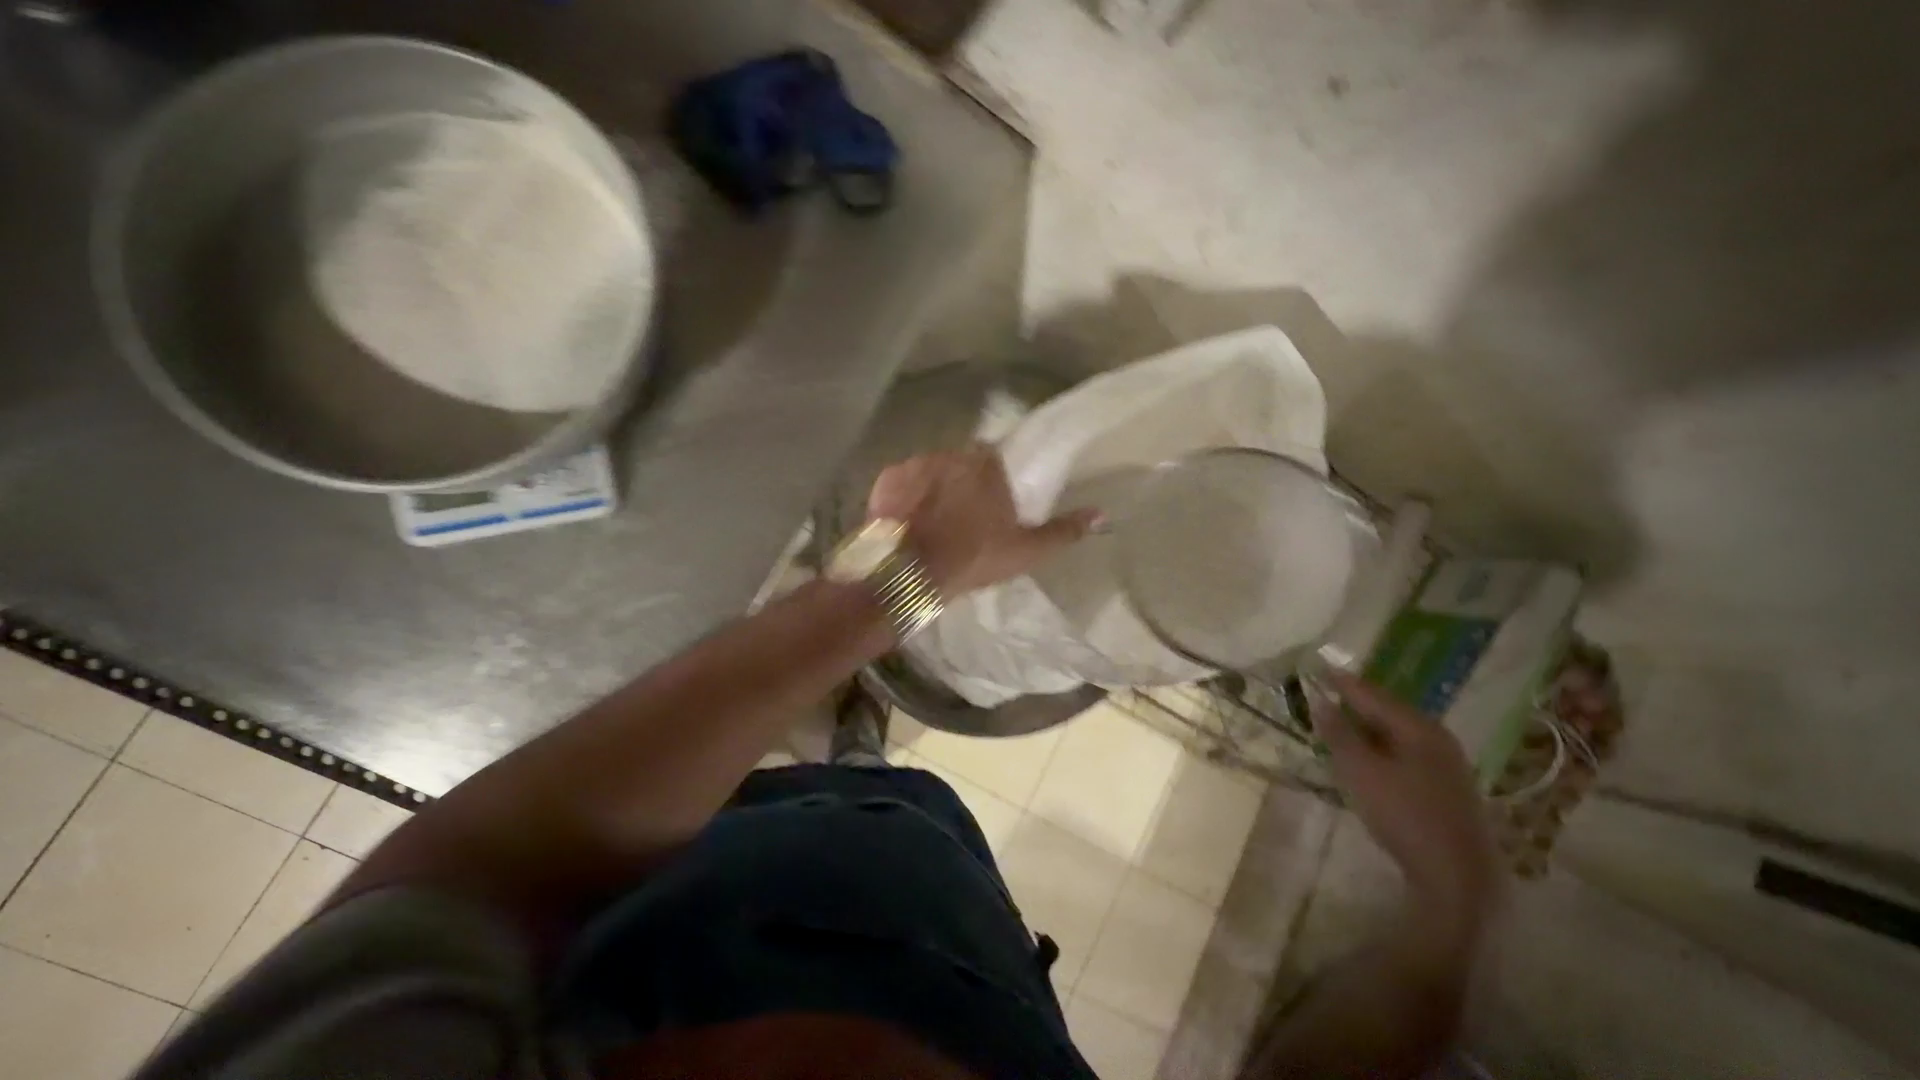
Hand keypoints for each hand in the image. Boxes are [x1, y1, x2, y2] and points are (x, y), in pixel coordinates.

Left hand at [867, 445, 1099, 595]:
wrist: (910, 571)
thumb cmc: (973, 557)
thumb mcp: (1026, 551)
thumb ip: (1064, 530)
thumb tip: (1102, 514)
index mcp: (988, 464)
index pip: (995, 459)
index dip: (994, 480)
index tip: (992, 503)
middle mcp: (952, 454)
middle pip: (962, 464)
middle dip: (963, 484)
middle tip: (963, 517)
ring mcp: (915, 463)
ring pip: (931, 472)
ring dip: (934, 490)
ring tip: (934, 523)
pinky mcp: (887, 479)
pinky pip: (902, 483)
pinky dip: (907, 499)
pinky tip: (910, 523)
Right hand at [1312, 671, 1498, 923]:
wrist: (1457, 874)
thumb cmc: (1404, 816)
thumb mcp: (1360, 772)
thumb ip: (1339, 734)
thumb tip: (1320, 700)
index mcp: (1418, 726)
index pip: (1372, 694)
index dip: (1342, 682)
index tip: (1317, 669)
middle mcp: (1437, 736)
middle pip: (1390, 710)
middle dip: (1357, 702)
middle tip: (1326, 696)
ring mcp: (1447, 763)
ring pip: (1399, 733)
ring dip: (1369, 727)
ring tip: (1341, 726)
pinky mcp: (1448, 788)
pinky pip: (1407, 753)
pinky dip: (1383, 748)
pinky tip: (1370, 760)